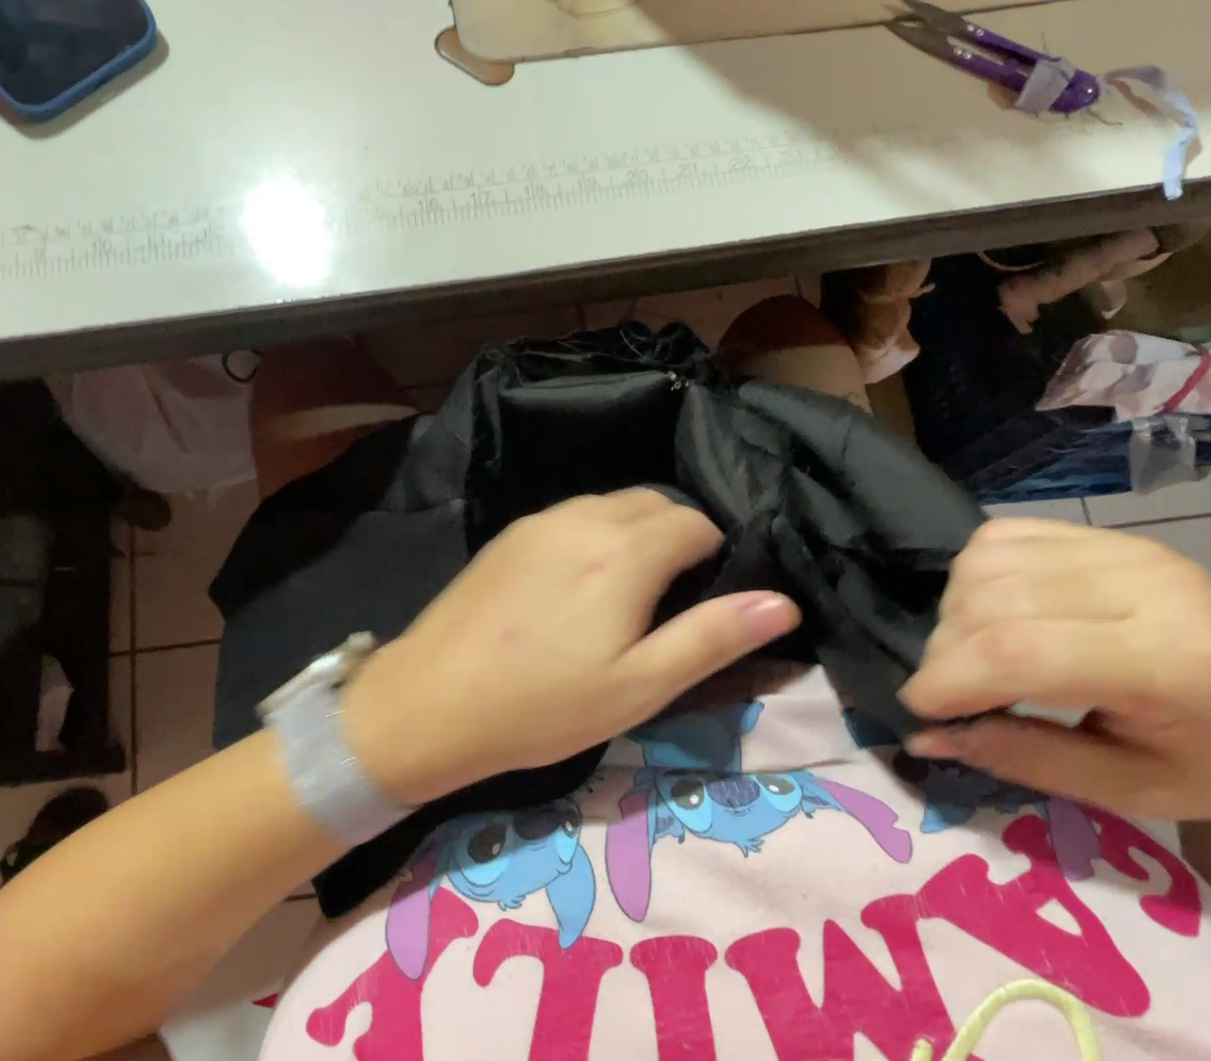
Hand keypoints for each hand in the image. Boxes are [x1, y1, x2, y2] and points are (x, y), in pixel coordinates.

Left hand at [341, 489, 800, 804]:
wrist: (429, 703)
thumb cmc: (543, 705)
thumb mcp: (640, 686)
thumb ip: (712, 637)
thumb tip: (781, 601)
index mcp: (625, 552)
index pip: (695, 523)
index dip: (713, 556)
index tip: (705, 601)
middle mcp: (583, 518)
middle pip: (654, 504)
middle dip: (677, 538)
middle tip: (671, 601)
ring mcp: (538, 522)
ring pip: (610, 506)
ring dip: (634, 534)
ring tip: (627, 595)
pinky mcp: (507, 535)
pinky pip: (571, 517)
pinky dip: (594, 536)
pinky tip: (577, 587)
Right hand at [900, 518, 1210, 819]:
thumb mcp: (1128, 791)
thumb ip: (1022, 757)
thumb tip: (926, 734)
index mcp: (1174, 661)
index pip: (1022, 649)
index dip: (950, 678)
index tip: (920, 712)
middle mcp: (1150, 585)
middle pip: (994, 599)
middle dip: (946, 652)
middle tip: (952, 696)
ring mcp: (1129, 549)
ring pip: (988, 560)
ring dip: (955, 613)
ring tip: (973, 657)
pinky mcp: (1111, 537)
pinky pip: (1003, 536)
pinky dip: (974, 577)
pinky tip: (993, 615)